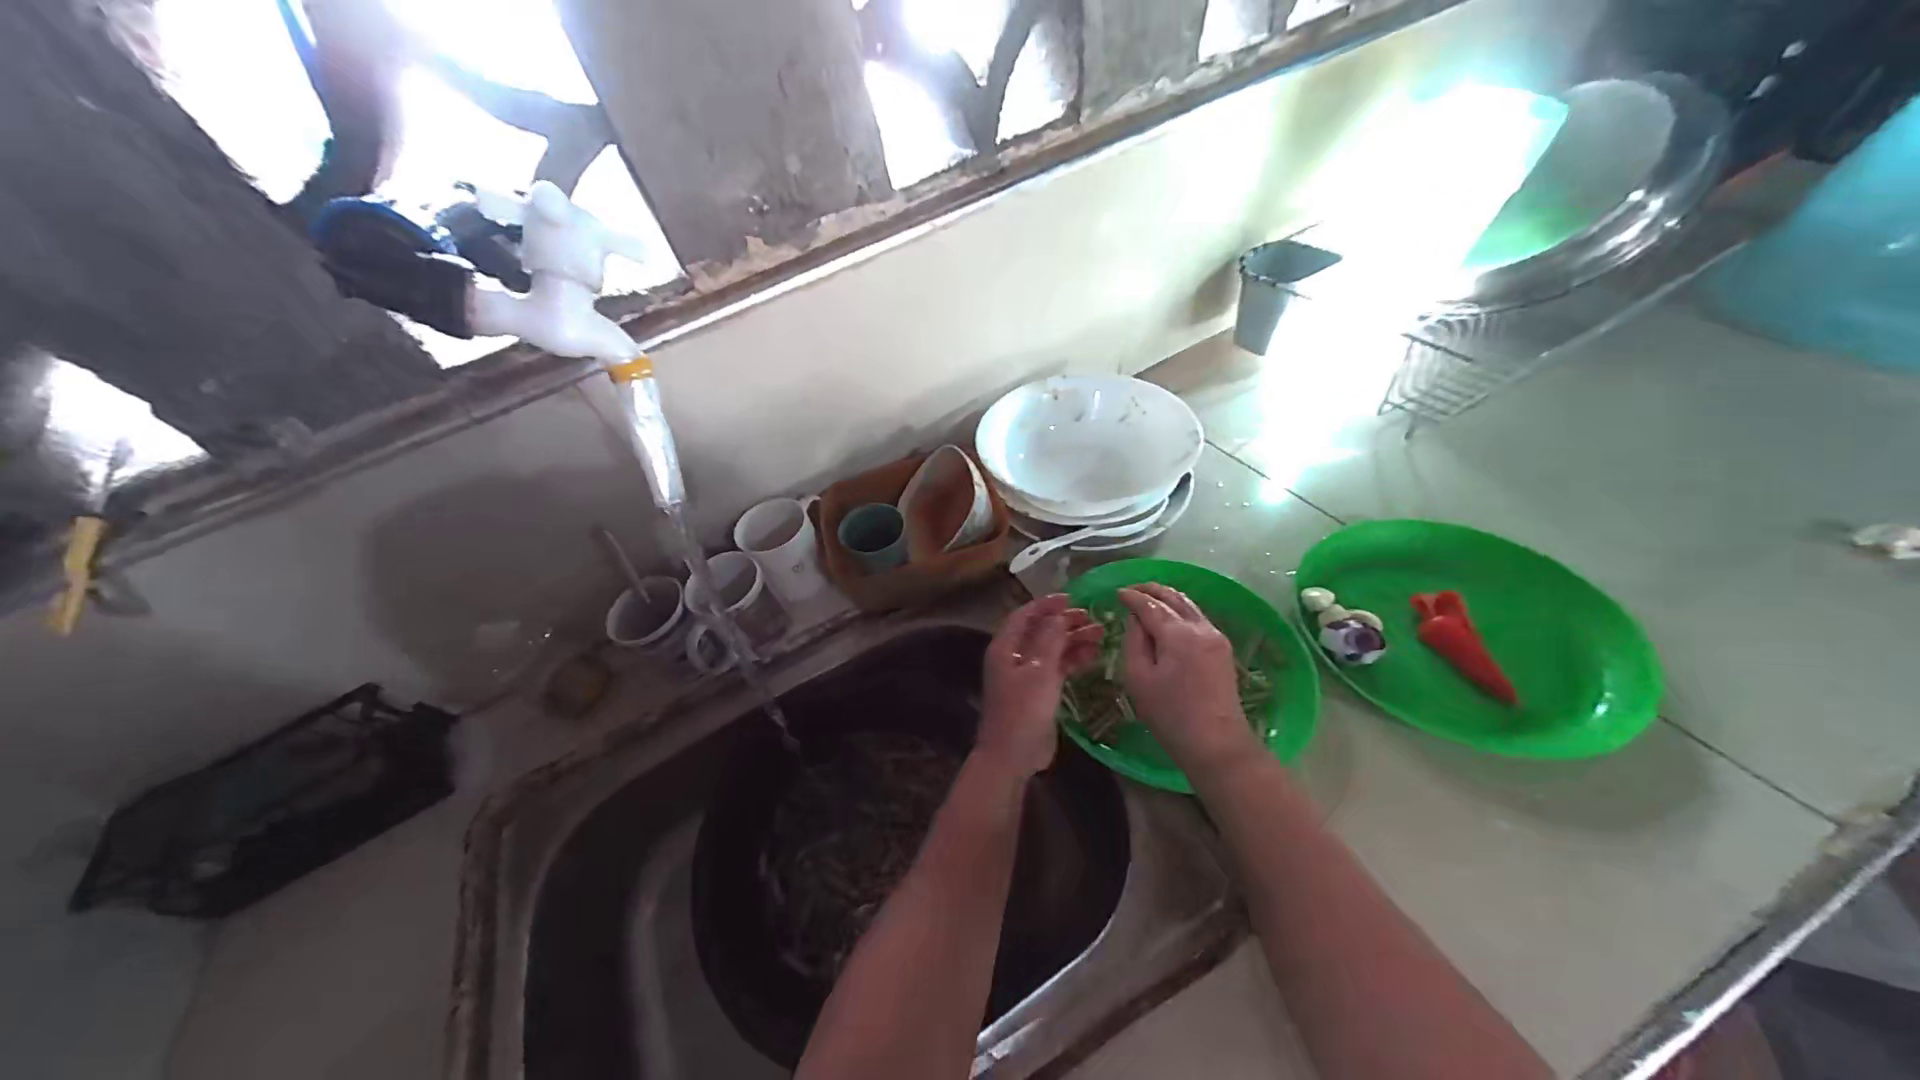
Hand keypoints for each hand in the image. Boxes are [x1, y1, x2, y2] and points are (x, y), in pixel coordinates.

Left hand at [978, 594, 1103, 777]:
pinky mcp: (1038, 692)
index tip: (1072, 598)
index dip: (1046, 604)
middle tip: (1092, 617)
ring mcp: (1026, 675)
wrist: (1013, 755)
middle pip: (1040, 631)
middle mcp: (1014, 657)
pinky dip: (1073, 660)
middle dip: (1065, 622)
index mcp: (1005, 647)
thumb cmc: (1023, 710)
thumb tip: (1060, 615)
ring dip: (1073, 640)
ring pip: (1051, 649)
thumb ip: (1050, 639)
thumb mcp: (1039, 670)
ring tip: (1101, 633)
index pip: (1024, 615)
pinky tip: (1094, 655)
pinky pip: (1057, 668)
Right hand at [1118, 584, 1260, 777]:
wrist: (1216, 743)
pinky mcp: (1223, 649)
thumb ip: (1133, 641)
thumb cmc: (1169, 714)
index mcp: (1178, 634)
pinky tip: (1169, 618)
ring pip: (1189, 605)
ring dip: (1167, 598)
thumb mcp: (1138, 678)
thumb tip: (1135, 618)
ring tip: (1148, 599)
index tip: (1117, 592)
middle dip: (1151, 590)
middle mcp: (1200, 628)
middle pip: (1174, 597)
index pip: (1150, 605)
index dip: (1131, 596)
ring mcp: (1216, 637)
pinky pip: (1197, 618)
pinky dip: (1180, 610)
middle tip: (1131, 589)